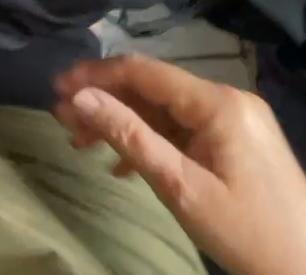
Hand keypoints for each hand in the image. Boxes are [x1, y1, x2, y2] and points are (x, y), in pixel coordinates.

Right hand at [53, 55, 305, 274]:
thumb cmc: (251, 234)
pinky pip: (179, 130)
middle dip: (102, 102)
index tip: (55, 88)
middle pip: (148, 88)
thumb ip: (128, 135)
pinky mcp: (235, 145)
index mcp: (218, 103)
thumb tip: (77, 96)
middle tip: (62, 122)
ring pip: (160, 110)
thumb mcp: (181, 186)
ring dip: (119, 123)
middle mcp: (226, 101)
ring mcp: (233, 123)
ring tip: (81, 143)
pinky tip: (120, 164)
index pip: (142, 71)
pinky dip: (146, 141)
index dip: (94, 75)